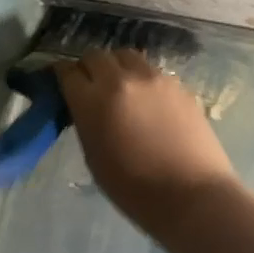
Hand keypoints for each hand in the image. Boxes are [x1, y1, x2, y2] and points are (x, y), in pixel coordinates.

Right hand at [55, 50, 237, 230]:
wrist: (192, 196)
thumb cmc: (133, 189)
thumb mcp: (93, 155)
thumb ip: (86, 121)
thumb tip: (85, 105)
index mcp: (93, 100)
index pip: (67, 71)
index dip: (62, 75)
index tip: (62, 83)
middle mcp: (122, 80)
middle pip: (96, 55)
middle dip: (89, 68)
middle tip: (91, 86)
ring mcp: (155, 79)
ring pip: (126, 56)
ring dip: (117, 68)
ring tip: (121, 89)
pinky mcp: (180, 86)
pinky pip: (152, 72)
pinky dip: (143, 80)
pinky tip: (148, 103)